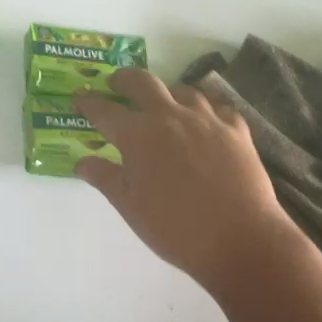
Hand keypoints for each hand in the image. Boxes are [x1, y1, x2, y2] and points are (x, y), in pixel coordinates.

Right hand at [72, 69, 293, 293]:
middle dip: (124, 79)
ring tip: (165, 104)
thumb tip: (81, 162)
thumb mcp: (131, 208)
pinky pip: (219, 108)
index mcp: (138, 134)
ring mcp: (205, 119)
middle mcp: (169, 116)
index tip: (79, 98)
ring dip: (168, 93)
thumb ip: (105, 179)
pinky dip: (208, 110)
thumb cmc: (177, 229)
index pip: (104, 110)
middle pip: (142, 82)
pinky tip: (208, 122)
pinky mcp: (236, 130)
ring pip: (182, 90)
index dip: (88, 102)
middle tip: (116, 84)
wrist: (242, 241)